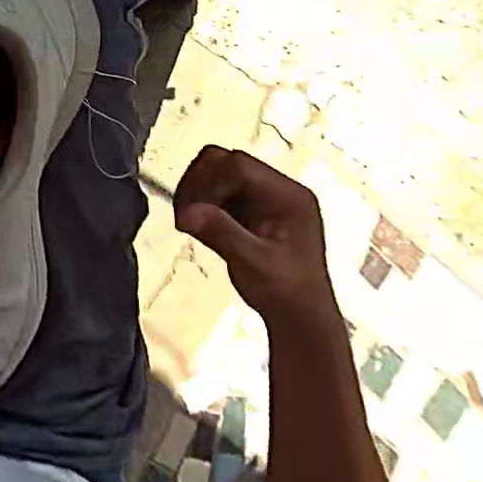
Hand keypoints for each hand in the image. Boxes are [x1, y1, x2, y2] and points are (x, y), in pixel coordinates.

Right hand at [173, 145, 341, 337]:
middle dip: (198, 184)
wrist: (298, 319)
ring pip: (215, 173)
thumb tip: (187, 213)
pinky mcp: (247, 207)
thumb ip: (222, 234)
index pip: (239, 166)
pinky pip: (214, 190)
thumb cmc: (285, 293)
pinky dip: (199, 203)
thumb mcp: (254, 264)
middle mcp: (276, 190)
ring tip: (187, 222)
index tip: (190, 210)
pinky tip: (196, 225)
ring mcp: (262, 197)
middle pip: (225, 162)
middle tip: (184, 214)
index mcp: (288, 196)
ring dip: (195, 193)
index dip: (209, 182)